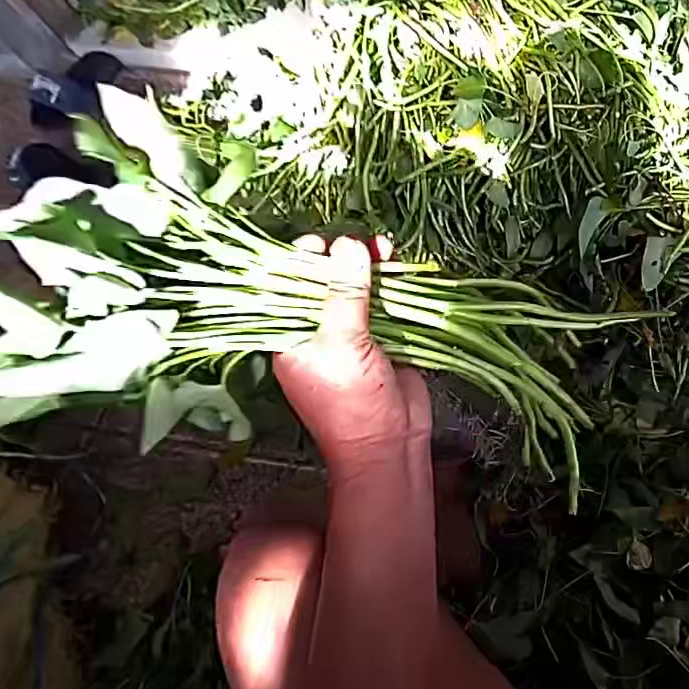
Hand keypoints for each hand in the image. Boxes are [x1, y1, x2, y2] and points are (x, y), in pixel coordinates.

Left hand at [273, 235, 429, 471]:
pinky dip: (394, 287)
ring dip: (373, 268)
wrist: (391, 444)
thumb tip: (348, 248)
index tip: (327, 244)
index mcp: (291, 333)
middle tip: (363, 244)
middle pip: (329, 281)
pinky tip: (399, 268)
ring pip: (361, 290)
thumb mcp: (342, 345)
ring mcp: (354, 334)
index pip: (289, 284)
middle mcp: (320, 330)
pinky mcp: (385, 339)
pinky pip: (386, 305)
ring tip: (385, 248)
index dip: (306, 260)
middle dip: (345, 259)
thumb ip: (345, 294)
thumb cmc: (352, 406)